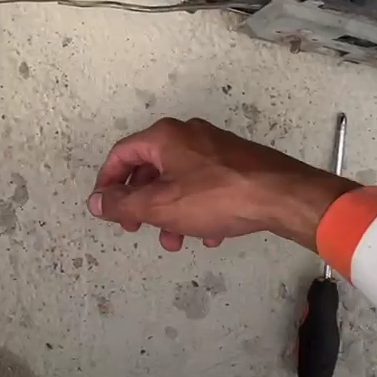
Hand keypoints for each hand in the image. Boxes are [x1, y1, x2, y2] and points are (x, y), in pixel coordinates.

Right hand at [87, 118, 358, 251]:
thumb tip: (95, 201)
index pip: (121, 155)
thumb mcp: (159, 206)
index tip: (105, 208)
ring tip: (175, 241)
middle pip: (150, 168)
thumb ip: (122, 204)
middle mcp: (187, 134)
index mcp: (164, 137)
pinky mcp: (236, 163)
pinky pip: (204, 185)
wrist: (282, 196)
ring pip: (178, 180)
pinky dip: (197, 208)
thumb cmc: (215, 197)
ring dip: (169, 212)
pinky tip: (208, 234)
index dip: (107, 182)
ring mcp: (214, 147)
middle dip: (141, 203)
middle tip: (137, 228)